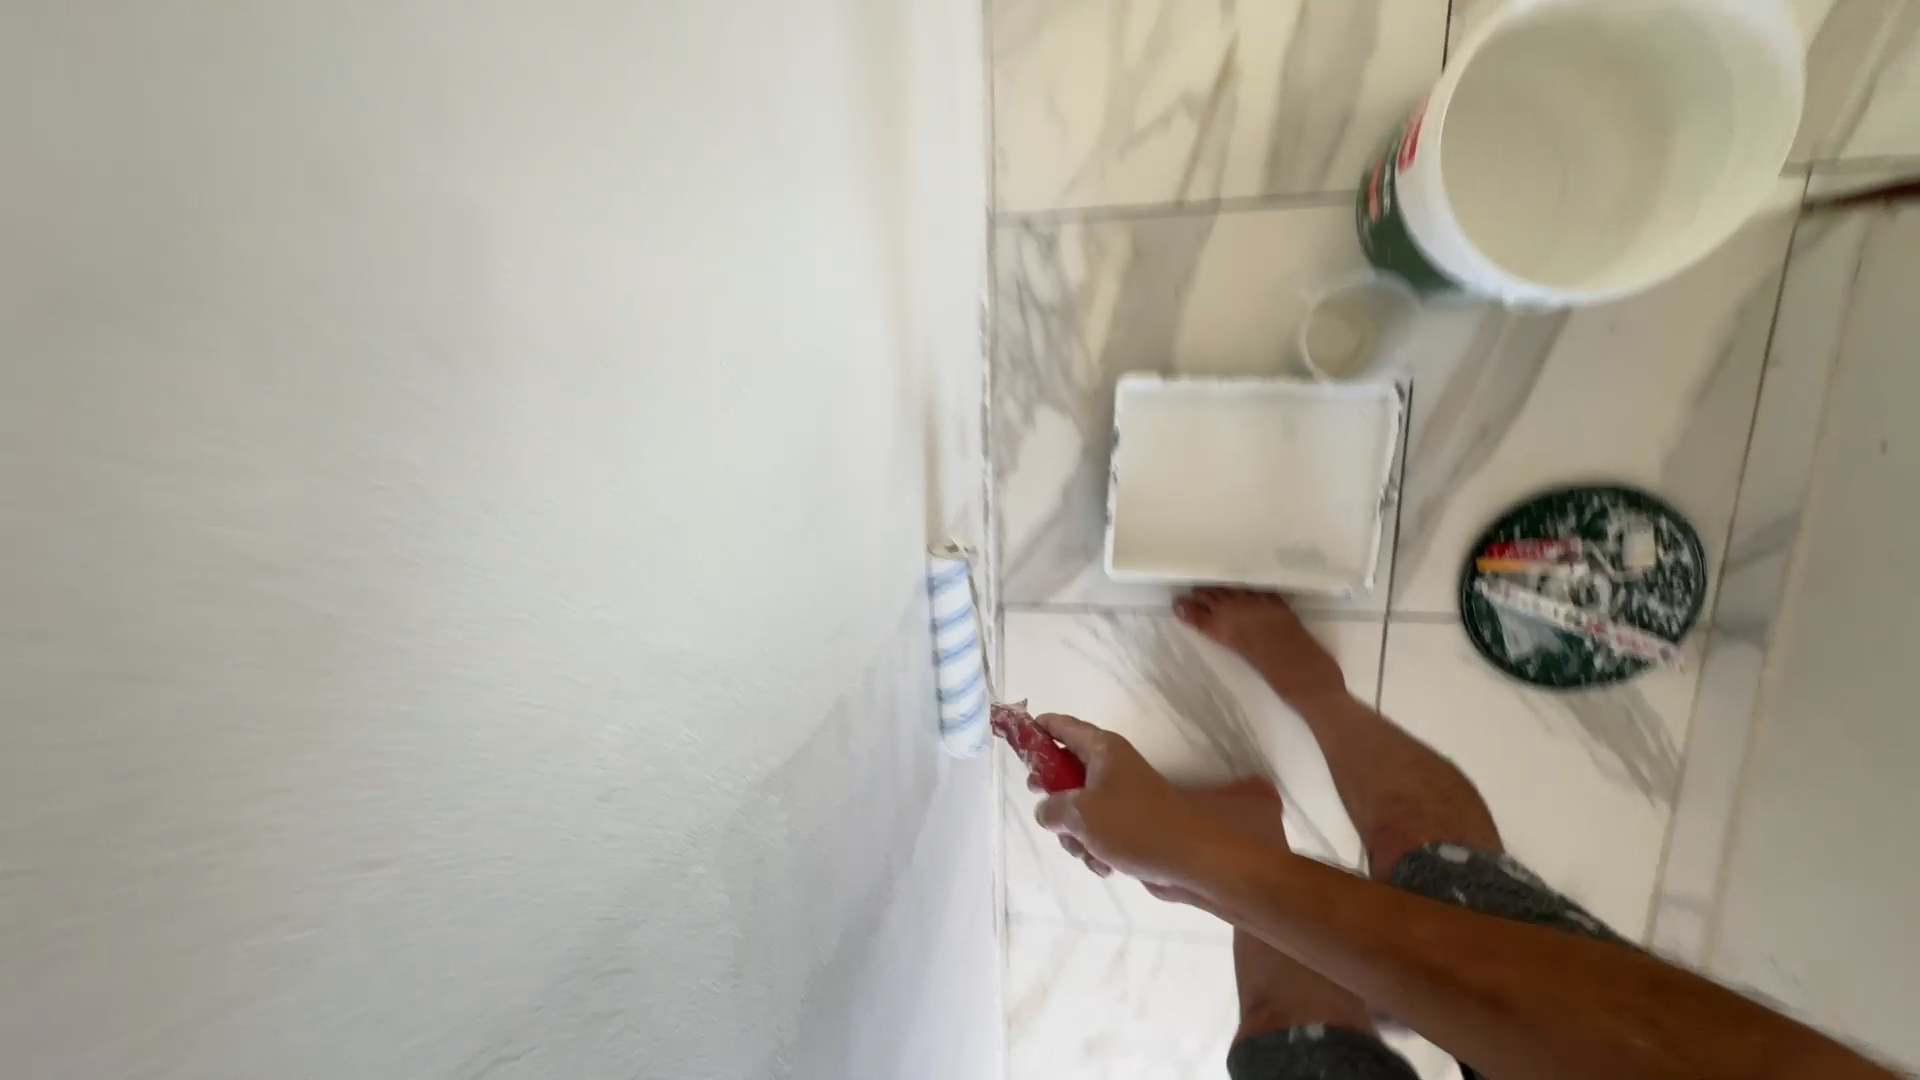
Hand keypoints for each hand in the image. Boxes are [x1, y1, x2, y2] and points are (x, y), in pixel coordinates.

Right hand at [1026, 713, 1233, 894]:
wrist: (1192, 861)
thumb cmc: (1135, 826)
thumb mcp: (1081, 813)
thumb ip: (1051, 807)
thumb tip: (1045, 811)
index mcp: (1102, 748)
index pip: (1060, 725)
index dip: (1035, 729)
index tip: (1015, 743)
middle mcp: (1111, 766)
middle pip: (1065, 770)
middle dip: (1052, 796)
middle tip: (1045, 809)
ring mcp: (1120, 797)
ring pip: (1077, 808)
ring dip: (1074, 833)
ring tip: (1086, 849)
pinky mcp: (1129, 826)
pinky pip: (1096, 832)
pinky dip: (1094, 849)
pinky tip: (1105, 865)